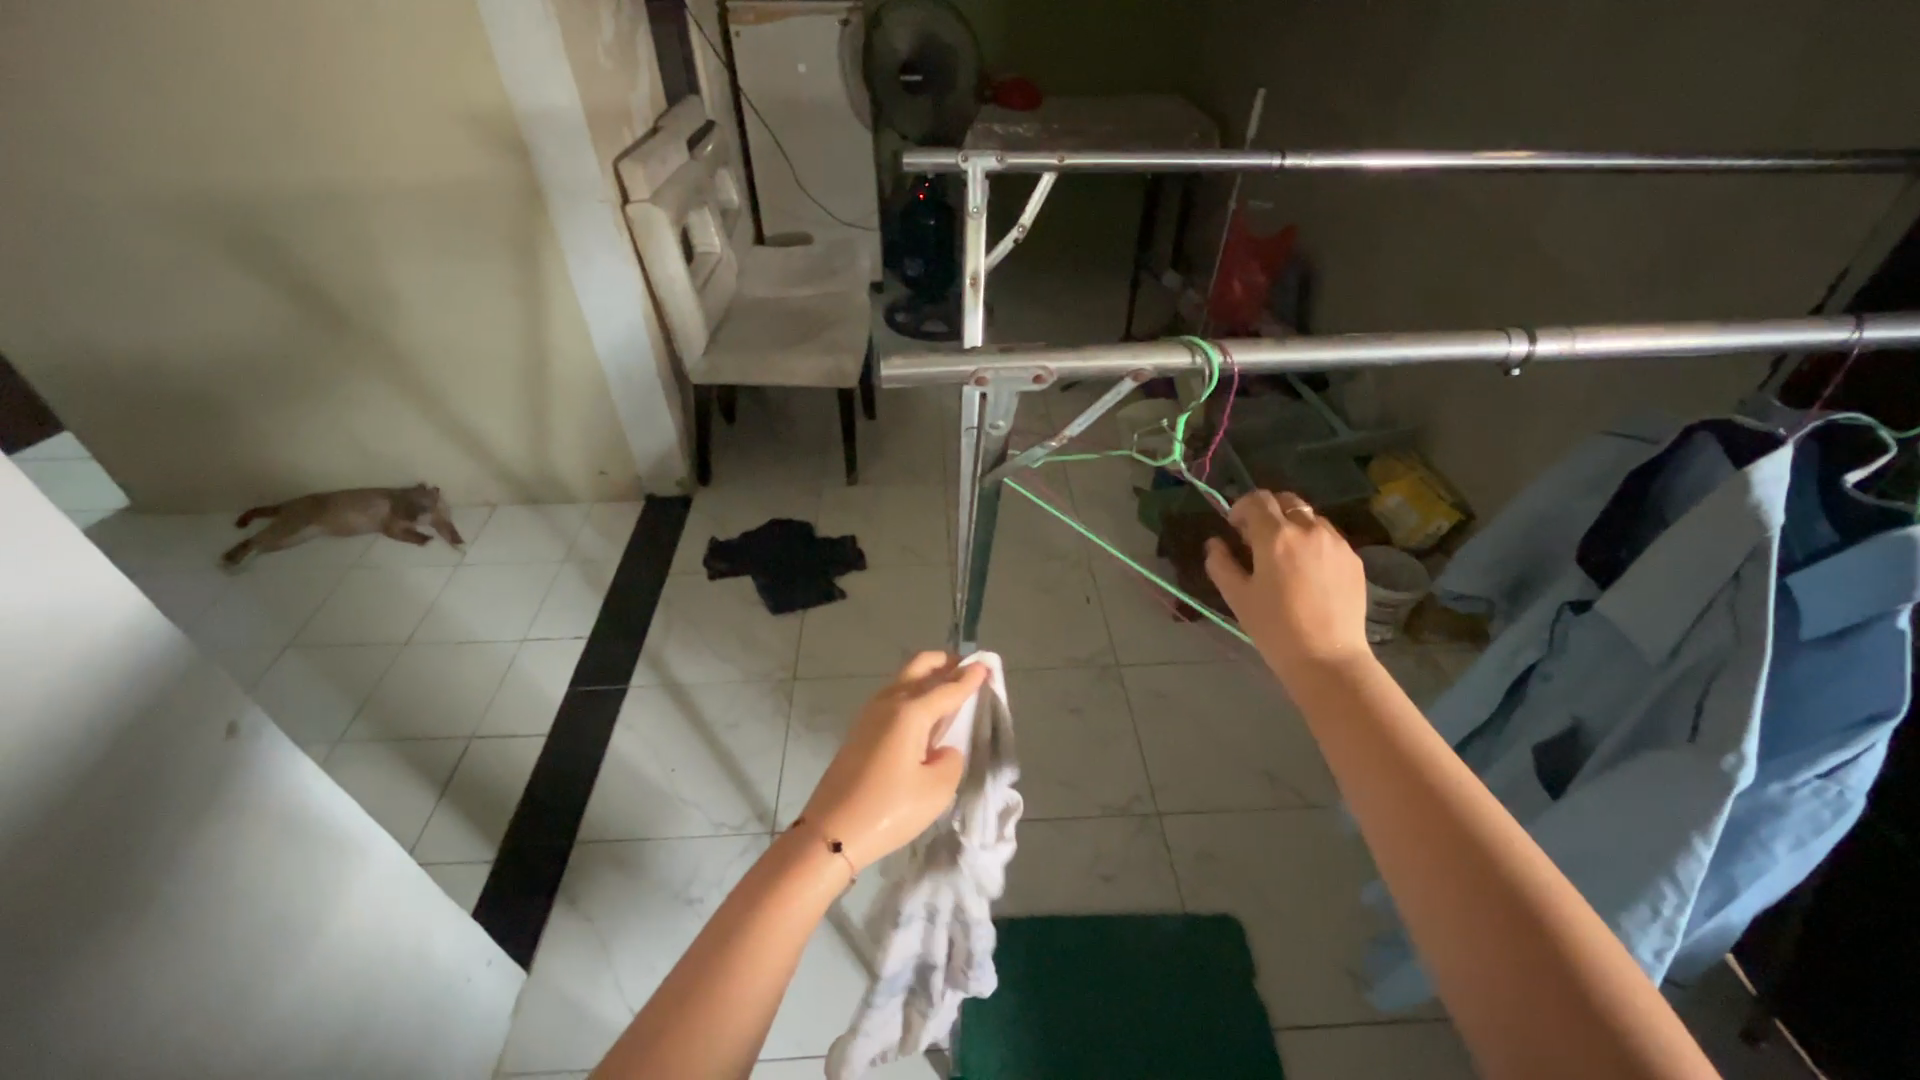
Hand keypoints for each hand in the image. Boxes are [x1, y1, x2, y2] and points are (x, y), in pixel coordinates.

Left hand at [796, 652, 988, 872]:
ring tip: (949, 690)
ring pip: (903, 681)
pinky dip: (913, 694)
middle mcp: (888, 704)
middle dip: (944, 663)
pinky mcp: (860, 732)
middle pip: (918, 667)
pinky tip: (924, 715)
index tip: (986, 665)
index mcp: (910, 713)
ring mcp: (869, 715)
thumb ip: (950, 761)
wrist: (831, 832)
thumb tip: (942, 750)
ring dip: (927, 677)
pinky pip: (893, 698)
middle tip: (967, 669)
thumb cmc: (888, 810)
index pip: (947, 689)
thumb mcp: (936, 790)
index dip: (969, 678)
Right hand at [1205, 490, 1370, 675]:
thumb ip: (1220, 563)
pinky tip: (1308, 572)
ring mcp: (1336, 542)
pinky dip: (1313, 542)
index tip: (1235, 527)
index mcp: (1275, 536)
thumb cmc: (1274, 628)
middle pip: (1287, 501)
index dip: (1241, 507)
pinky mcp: (1354, 559)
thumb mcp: (1237, 597)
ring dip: (1293, 526)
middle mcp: (1309, 530)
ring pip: (1310, 518)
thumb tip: (1215, 544)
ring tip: (1285, 556)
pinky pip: (1329, 538)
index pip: (1257, 500)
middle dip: (1268, 511)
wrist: (1327, 656)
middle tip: (1257, 539)